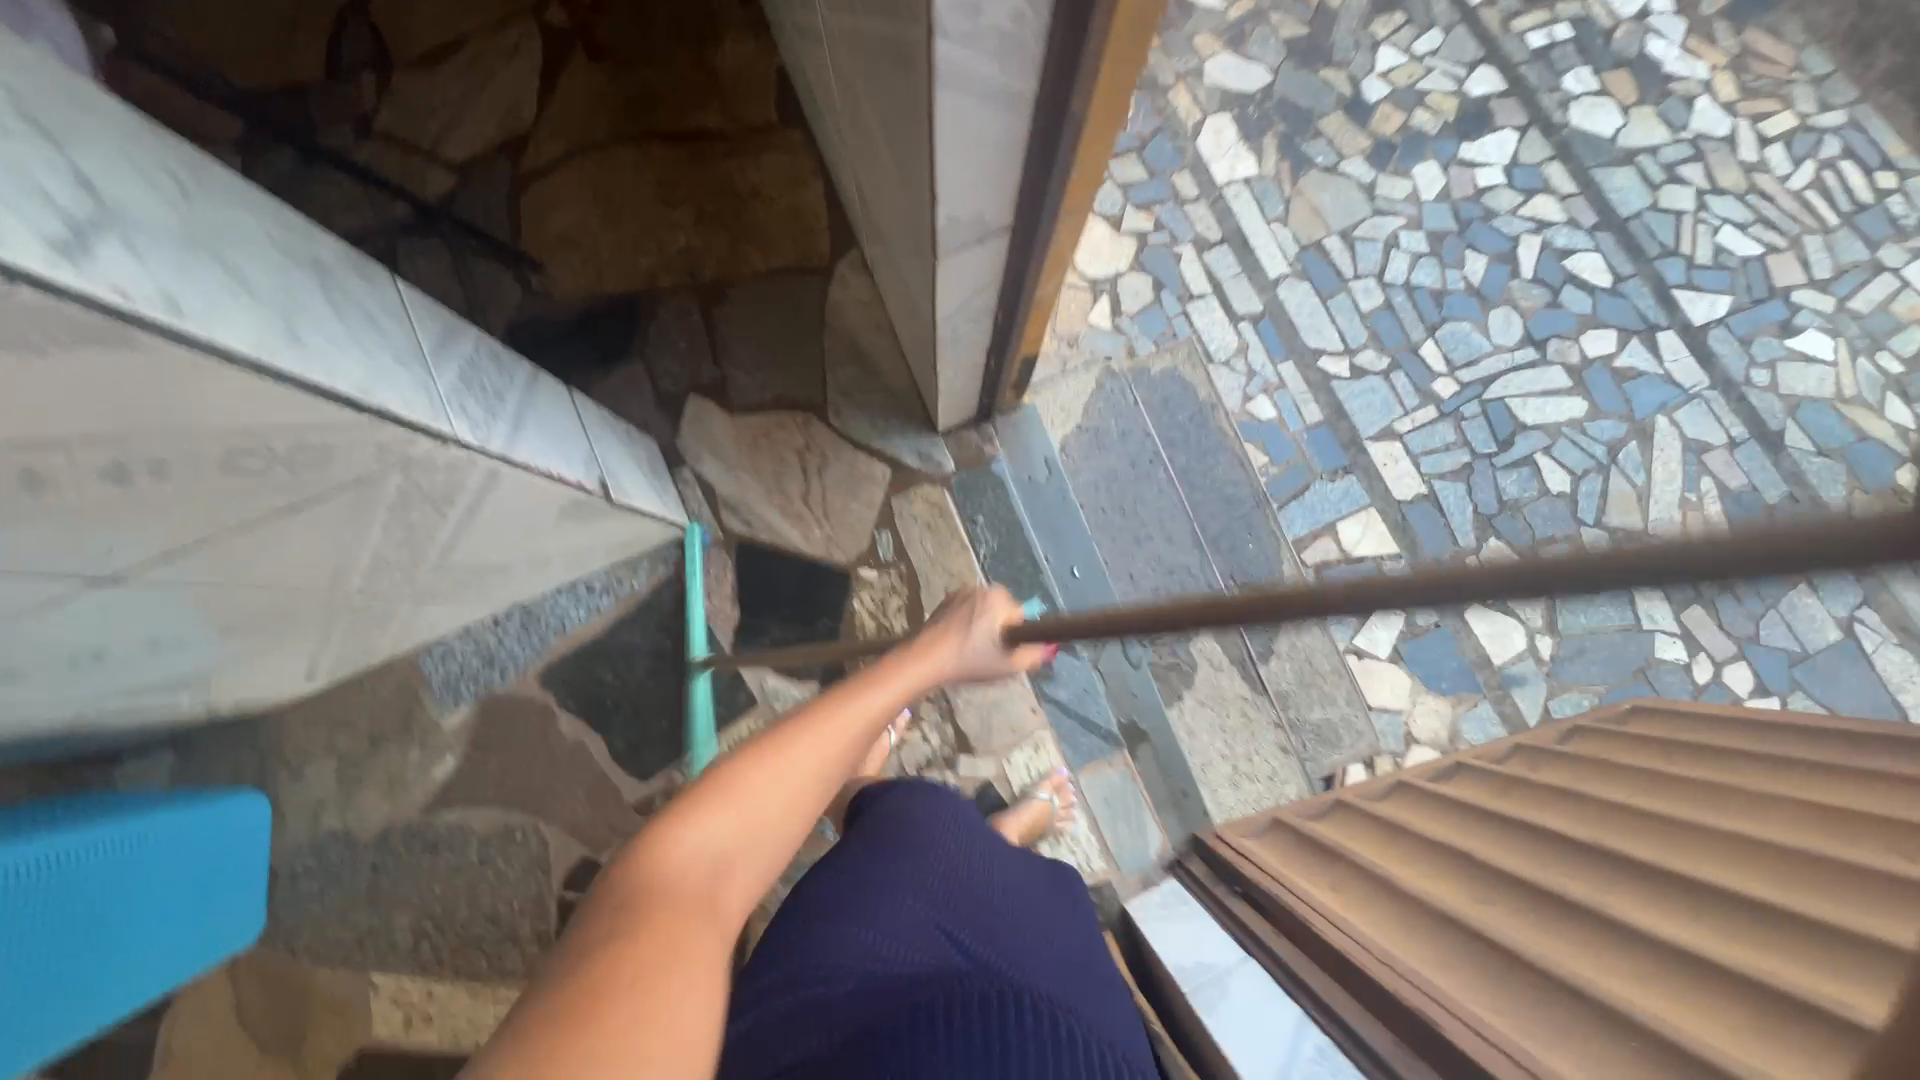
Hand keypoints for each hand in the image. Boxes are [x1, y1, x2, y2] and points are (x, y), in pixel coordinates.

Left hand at [911, 586, 1055, 684]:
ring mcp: (961, 592)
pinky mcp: (945, 601)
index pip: (1022, 616)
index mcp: (999, 597)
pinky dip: (967, 624)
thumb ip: (1034, 655)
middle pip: (1004, 611)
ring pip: (985, 611)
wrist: (925, 660)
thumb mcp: (1008, 665)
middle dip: (1000, 630)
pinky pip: (968, 610)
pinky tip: (958, 643)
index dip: (1017, 637)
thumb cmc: (969, 661)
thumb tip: (1050, 648)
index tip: (1005, 652)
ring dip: (983, 627)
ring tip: (971, 651)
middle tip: (989, 654)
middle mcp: (982, 588)